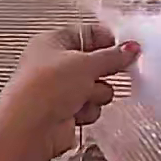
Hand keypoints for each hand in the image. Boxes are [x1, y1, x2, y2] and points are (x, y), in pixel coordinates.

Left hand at [0, 26, 138, 159]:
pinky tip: (79, 112)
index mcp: (52, 43)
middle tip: (115, 70)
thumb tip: (130, 48)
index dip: (106, 40)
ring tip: (87, 95)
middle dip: (103, 71)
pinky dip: (88, 110)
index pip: (85, 34)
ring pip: (94, 88)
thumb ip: (113, 56)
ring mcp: (58, 91)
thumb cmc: (46, 87)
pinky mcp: (64, 113)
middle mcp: (53, 66)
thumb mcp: (86, 63)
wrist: (31, 126)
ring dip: (97, 93)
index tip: (125, 47)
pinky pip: (89, 107)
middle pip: (92, 63)